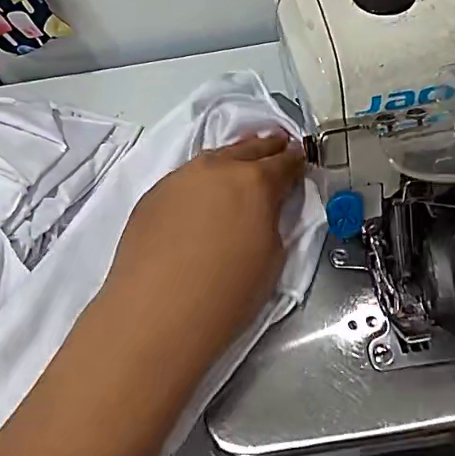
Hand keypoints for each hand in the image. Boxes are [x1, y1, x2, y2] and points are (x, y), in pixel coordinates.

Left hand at [96, 131, 305, 364]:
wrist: (158, 311)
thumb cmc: (227, 293)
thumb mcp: (273, 257)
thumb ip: (272, 221)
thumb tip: (264, 210)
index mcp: (255, 182)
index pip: (284, 163)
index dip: (296, 162)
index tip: (300, 160)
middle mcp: (217, 169)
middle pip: (248, 149)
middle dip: (266, 148)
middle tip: (278, 144)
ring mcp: (180, 178)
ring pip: (213, 159)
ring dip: (231, 158)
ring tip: (240, 163)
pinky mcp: (153, 194)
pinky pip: (185, 178)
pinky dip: (201, 180)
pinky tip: (201, 195)